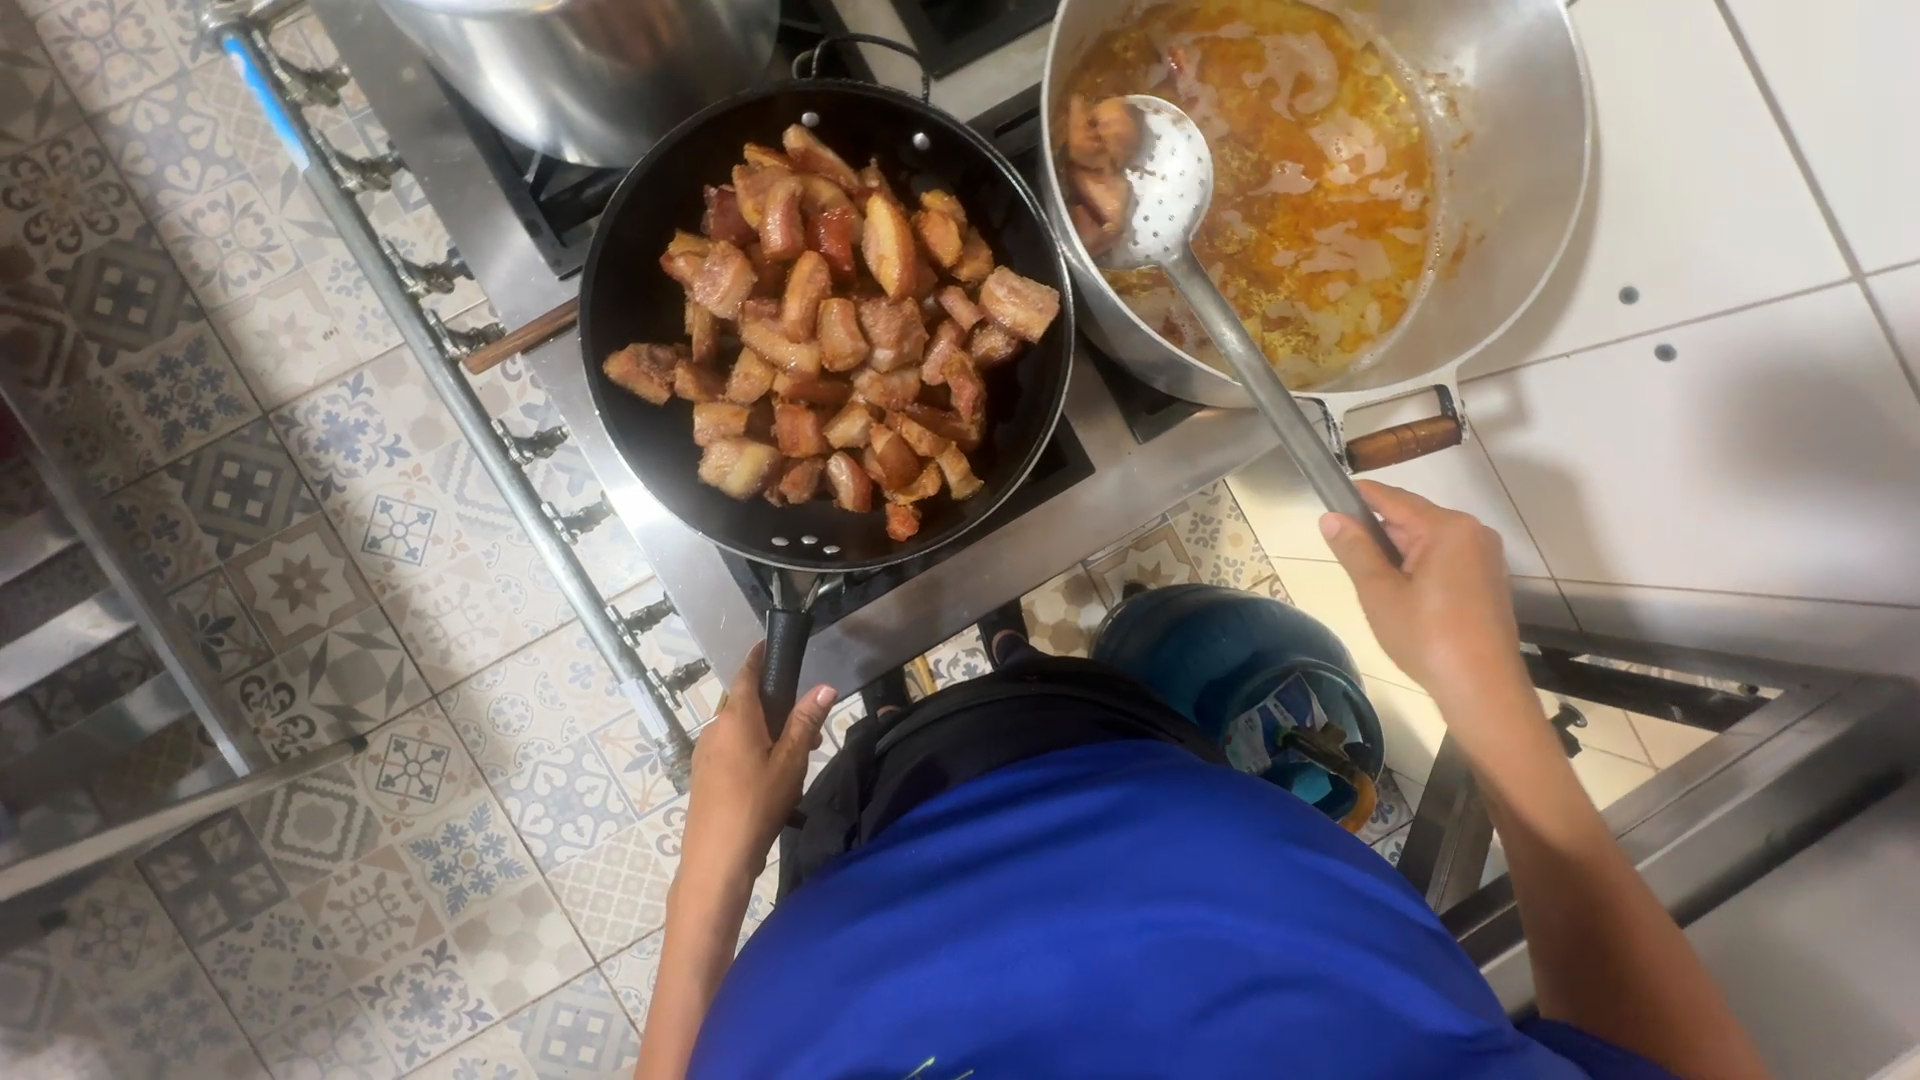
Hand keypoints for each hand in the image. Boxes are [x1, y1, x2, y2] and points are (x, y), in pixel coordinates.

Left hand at [679, 642, 835, 886]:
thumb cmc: (757, 803)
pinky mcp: (702, 776)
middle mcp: (714, 728)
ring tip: (798, 759)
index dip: (758, 658)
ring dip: (767, 732)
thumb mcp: (791, 761)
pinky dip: (752, 749)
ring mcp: (704, 753)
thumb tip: (824, 687)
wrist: (716, 860)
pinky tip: (772, 777)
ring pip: (739, 729)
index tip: (769, 645)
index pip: (746, 674)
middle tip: (811, 729)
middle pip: (746, 704)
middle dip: (777, 707)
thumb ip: (806, 722)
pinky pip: (730, 749)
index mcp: (735, 718)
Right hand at [1319, 481, 1528, 713]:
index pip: (1393, 498)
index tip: (1330, 495)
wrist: (1482, 688)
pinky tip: (1398, 591)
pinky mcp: (1486, 580)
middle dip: (1376, 530)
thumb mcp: (1379, 591)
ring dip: (1395, 551)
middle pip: (1412, 518)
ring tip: (1366, 577)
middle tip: (1342, 551)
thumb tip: (1330, 517)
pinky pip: (1443, 558)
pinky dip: (1416, 565)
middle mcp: (1472, 533)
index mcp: (1447, 528)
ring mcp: (1484, 557)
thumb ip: (1354, 549)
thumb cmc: (1426, 636)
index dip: (1359, 495)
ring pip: (1426, 540)